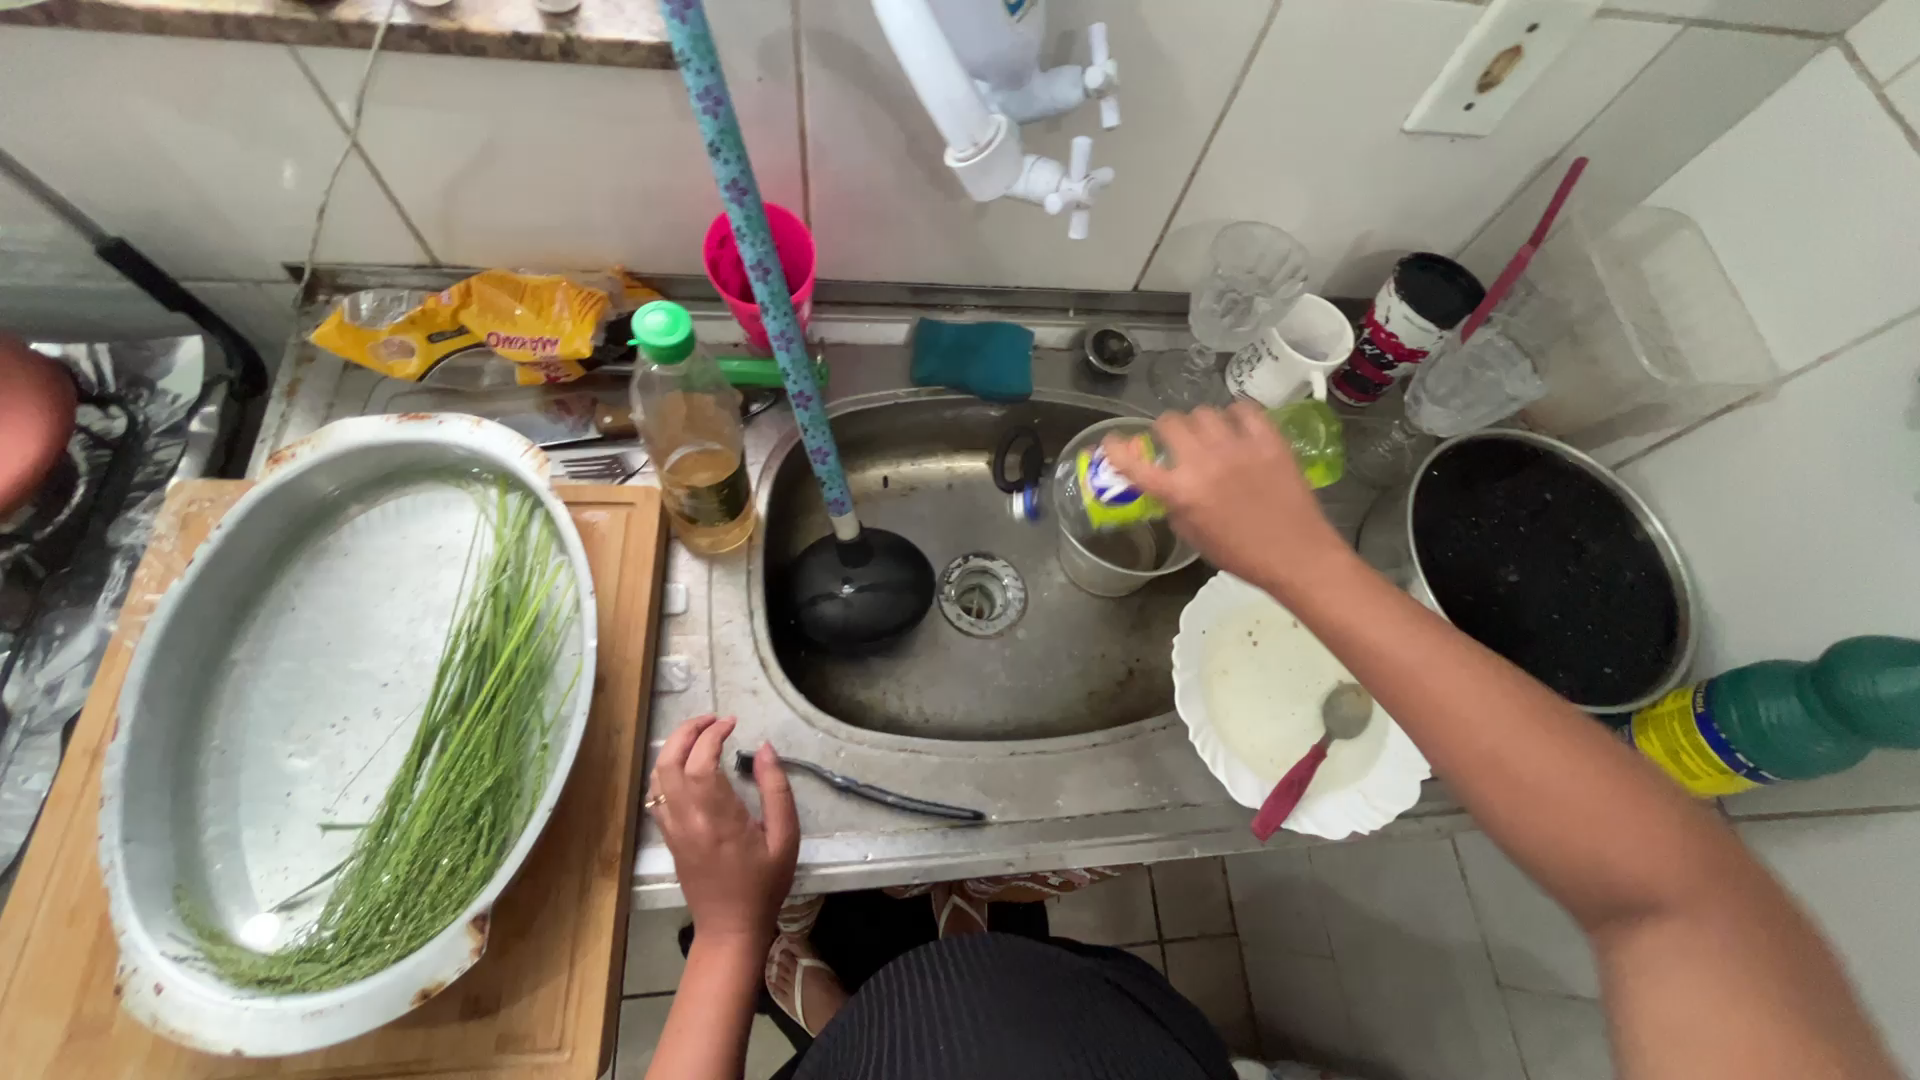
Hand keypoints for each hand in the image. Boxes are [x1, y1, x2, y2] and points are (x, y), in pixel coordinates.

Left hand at [649, 715, 798, 946]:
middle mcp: (688, 820)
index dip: (712, 735)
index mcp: (717, 820)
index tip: (732, 723)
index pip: (700, 763)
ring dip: (673, 747)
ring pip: (657, 777)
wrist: (730, 928)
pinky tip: (686, 764)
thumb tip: (764, 748)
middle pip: (669, 763)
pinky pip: (657, 794)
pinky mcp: (668, 837)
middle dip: (686, 731)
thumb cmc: (764, 883)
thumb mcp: (786, 836)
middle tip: (712, 719)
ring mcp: (673, 829)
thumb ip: (776, 789)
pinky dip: (667, 769)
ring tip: (700, 733)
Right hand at [1102, 403, 1346, 591]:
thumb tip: (1170, 489)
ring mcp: (1238, 448)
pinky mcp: (1269, 442)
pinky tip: (1236, 426)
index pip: (1134, 464)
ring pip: (1205, 412)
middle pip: (1170, 423)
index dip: (1115, 449)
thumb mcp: (1194, 536)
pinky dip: (1235, 414)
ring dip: (1198, 422)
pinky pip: (1245, 410)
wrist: (1295, 556)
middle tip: (1170, 438)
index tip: (1110, 442)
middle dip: (1164, 429)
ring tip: (1207, 434)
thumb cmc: (1240, 555)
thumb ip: (1175, 506)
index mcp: (1181, 493)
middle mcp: (1204, 464)